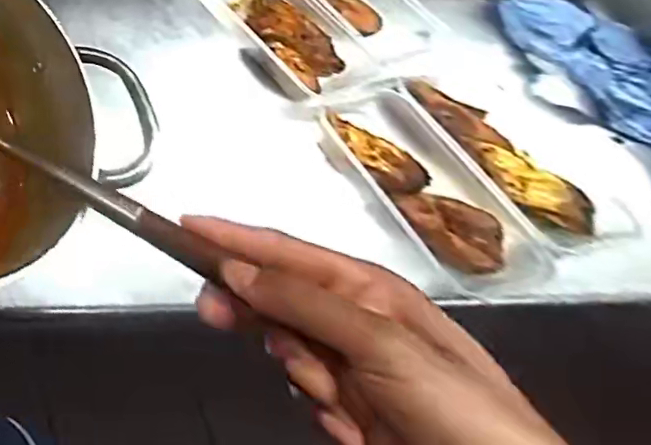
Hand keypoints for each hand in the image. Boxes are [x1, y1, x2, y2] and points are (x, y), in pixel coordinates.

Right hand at [183, 217, 564, 444]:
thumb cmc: (464, 413)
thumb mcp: (381, 342)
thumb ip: (302, 299)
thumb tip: (236, 267)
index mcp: (369, 289)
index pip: (284, 250)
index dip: (233, 236)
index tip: (187, 225)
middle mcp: (359, 319)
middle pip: (276, 294)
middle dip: (250, 308)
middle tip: (212, 314)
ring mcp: (358, 366)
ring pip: (288, 346)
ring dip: (299, 370)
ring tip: (332, 397)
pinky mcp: (357, 410)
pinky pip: (308, 392)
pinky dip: (319, 407)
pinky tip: (348, 425)